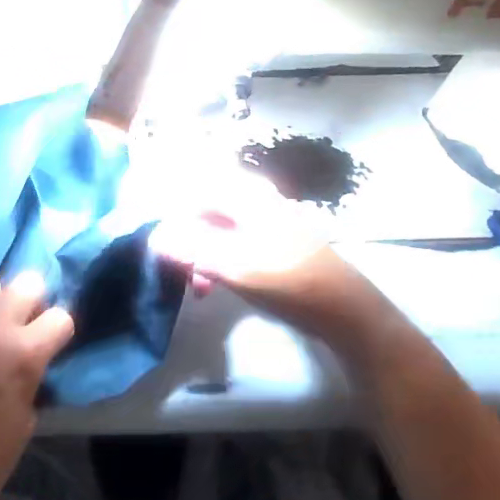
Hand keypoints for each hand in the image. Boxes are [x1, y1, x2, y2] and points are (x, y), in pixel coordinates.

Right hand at [151, 169, 394, 344]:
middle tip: (174, 267)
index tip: (152, 239)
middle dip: (182, 236)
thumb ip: (190, 247)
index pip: (190, 188)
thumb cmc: (289, 282)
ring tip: (196, 284)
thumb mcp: (233, 265)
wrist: (347, 311)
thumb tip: (153, 237)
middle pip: (201, 206)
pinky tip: (212, 282)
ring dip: (198, 251)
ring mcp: (264, 218)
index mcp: (245, 195)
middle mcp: (253, 198)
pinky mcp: (270, 240)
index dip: (167, 211)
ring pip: (215, 226)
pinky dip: (215, 257)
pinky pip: (230, 240)